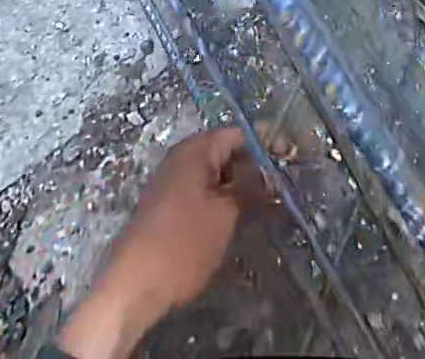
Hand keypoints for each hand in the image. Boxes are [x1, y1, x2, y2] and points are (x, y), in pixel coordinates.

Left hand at [58, 127, 272, 358]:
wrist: (132, 289)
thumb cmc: (181, 243)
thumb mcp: (225, 213)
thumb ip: (250, 187)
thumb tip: (270, 174)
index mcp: (195, 150)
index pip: (239, 134)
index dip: (267, 145)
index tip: (292, 158)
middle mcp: (183, 159)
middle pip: (228, 153)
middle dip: (256, 167)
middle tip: (286, 183)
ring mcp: (174, 183)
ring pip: (218, 175)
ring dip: (242, 186)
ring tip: (273, 200)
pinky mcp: (171, 208)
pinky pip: (206, 192)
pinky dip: (226, 199)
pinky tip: (245, 215)